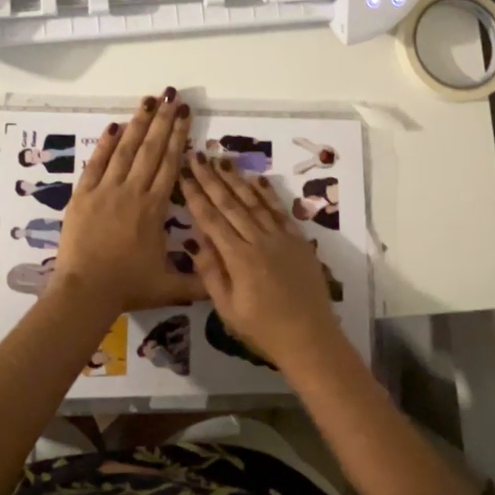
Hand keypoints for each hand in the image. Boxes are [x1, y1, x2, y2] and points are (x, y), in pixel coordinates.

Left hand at [54, 89, 203, 313]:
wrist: (85, 291)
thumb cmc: (128, 287)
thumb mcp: (169, 287)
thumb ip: (198, 282)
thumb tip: (224, 283)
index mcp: (155, 208)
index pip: (171, 164)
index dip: (180, 137)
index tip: (186, 115)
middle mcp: (132, 192)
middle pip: (151, 149)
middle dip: (163, 121)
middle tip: (172, 96)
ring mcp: (105, 191)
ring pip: (125, 150)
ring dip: (137, 124)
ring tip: (148, 100)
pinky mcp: (82, 196)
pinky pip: (95, 164)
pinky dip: (104, 144)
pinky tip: (113, 126)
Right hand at [180, 153, 344, 370]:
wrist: (311, 339)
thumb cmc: (264, 330)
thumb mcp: (228, 310)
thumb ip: (212, 274)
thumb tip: (197, 243)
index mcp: (238, 259)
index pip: (211, 220)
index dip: (196, 196)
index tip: (184, 175)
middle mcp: (259, 241)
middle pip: (231, 204)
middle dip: (212, 178)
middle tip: (198, 156)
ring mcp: (281, 238)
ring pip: (254, 201)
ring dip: (237, 179)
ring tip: (222, 159)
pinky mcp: (298, 240)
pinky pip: (279, 211)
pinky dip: (267, 193)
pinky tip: (257, 179)